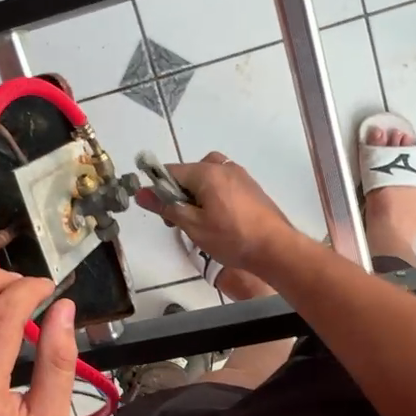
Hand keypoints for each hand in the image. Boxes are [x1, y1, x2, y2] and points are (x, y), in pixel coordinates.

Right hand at [136, 152, 302, 274]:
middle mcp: (224, 167)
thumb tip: (140, 193)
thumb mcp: (193, 225)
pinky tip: (220, 222)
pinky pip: (224, 186)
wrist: (275, 248)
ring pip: (208, 179)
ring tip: (201, 223)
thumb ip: (166, 206)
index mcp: (207, 171)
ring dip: (198, 196)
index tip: (160, 212)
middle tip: (181, 220)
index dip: (159, 189)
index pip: (171, 171)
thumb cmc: (231, 237)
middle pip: (191, 173)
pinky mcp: (252, 188)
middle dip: (181, 193)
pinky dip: (215, 198)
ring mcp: (241, 176)